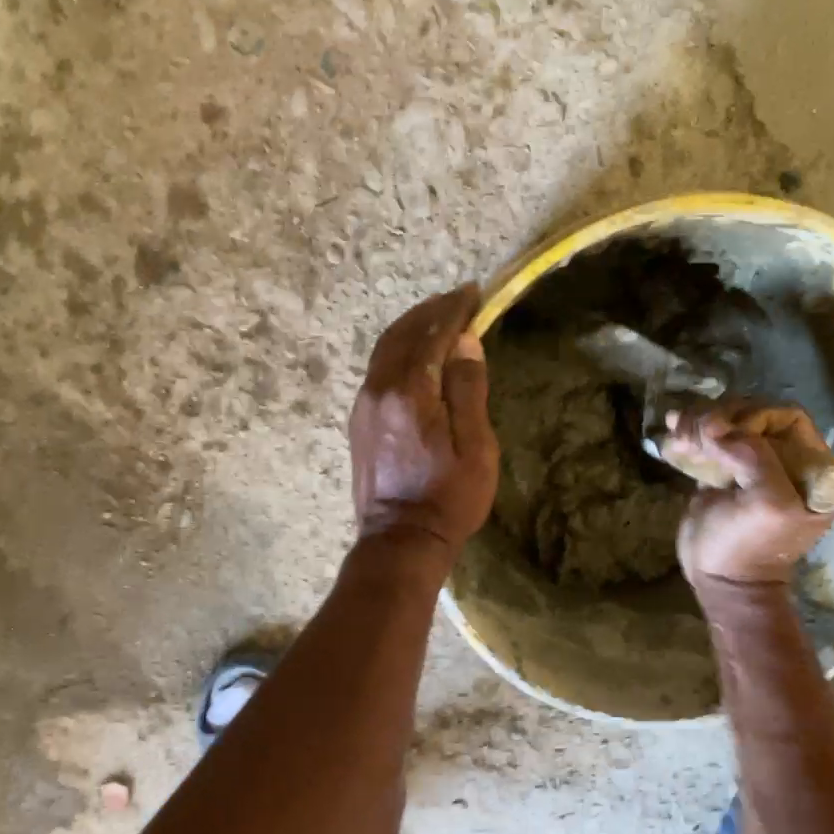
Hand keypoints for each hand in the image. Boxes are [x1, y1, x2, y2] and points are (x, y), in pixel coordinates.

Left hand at [349, 285, 498, 551]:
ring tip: (438, 321)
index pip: (432, 334)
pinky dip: (399, 351)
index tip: (474, 293)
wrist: (400, 541)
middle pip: (402, 334)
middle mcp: (378, 389)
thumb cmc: (448, 498)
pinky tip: (415, 357)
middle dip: (430, 313)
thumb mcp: (474, 447)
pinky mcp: (359, 423)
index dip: (454, 310)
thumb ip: (467, 389)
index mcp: (409, 391)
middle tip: (457, 301)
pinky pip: (378, 370)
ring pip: (385, 350)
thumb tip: (465, 343)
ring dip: (412, 329)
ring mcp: (363, 406)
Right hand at [670, 402, 833, 587]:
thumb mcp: (768, 502)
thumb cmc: (750, 546)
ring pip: (726, 425)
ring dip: (699, 423)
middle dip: (720, 418)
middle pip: (751, 417)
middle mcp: (784, 461)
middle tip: (692, 431)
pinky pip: (708, 443)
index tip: (722, 433)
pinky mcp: (722, 474)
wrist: (721, 582)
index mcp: (812, 467)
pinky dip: (689, 433)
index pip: (786, 419)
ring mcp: (751, 467)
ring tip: (677, 431)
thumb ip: (755, 457)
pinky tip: (671, 431)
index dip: (753, 417)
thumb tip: (716, 427)